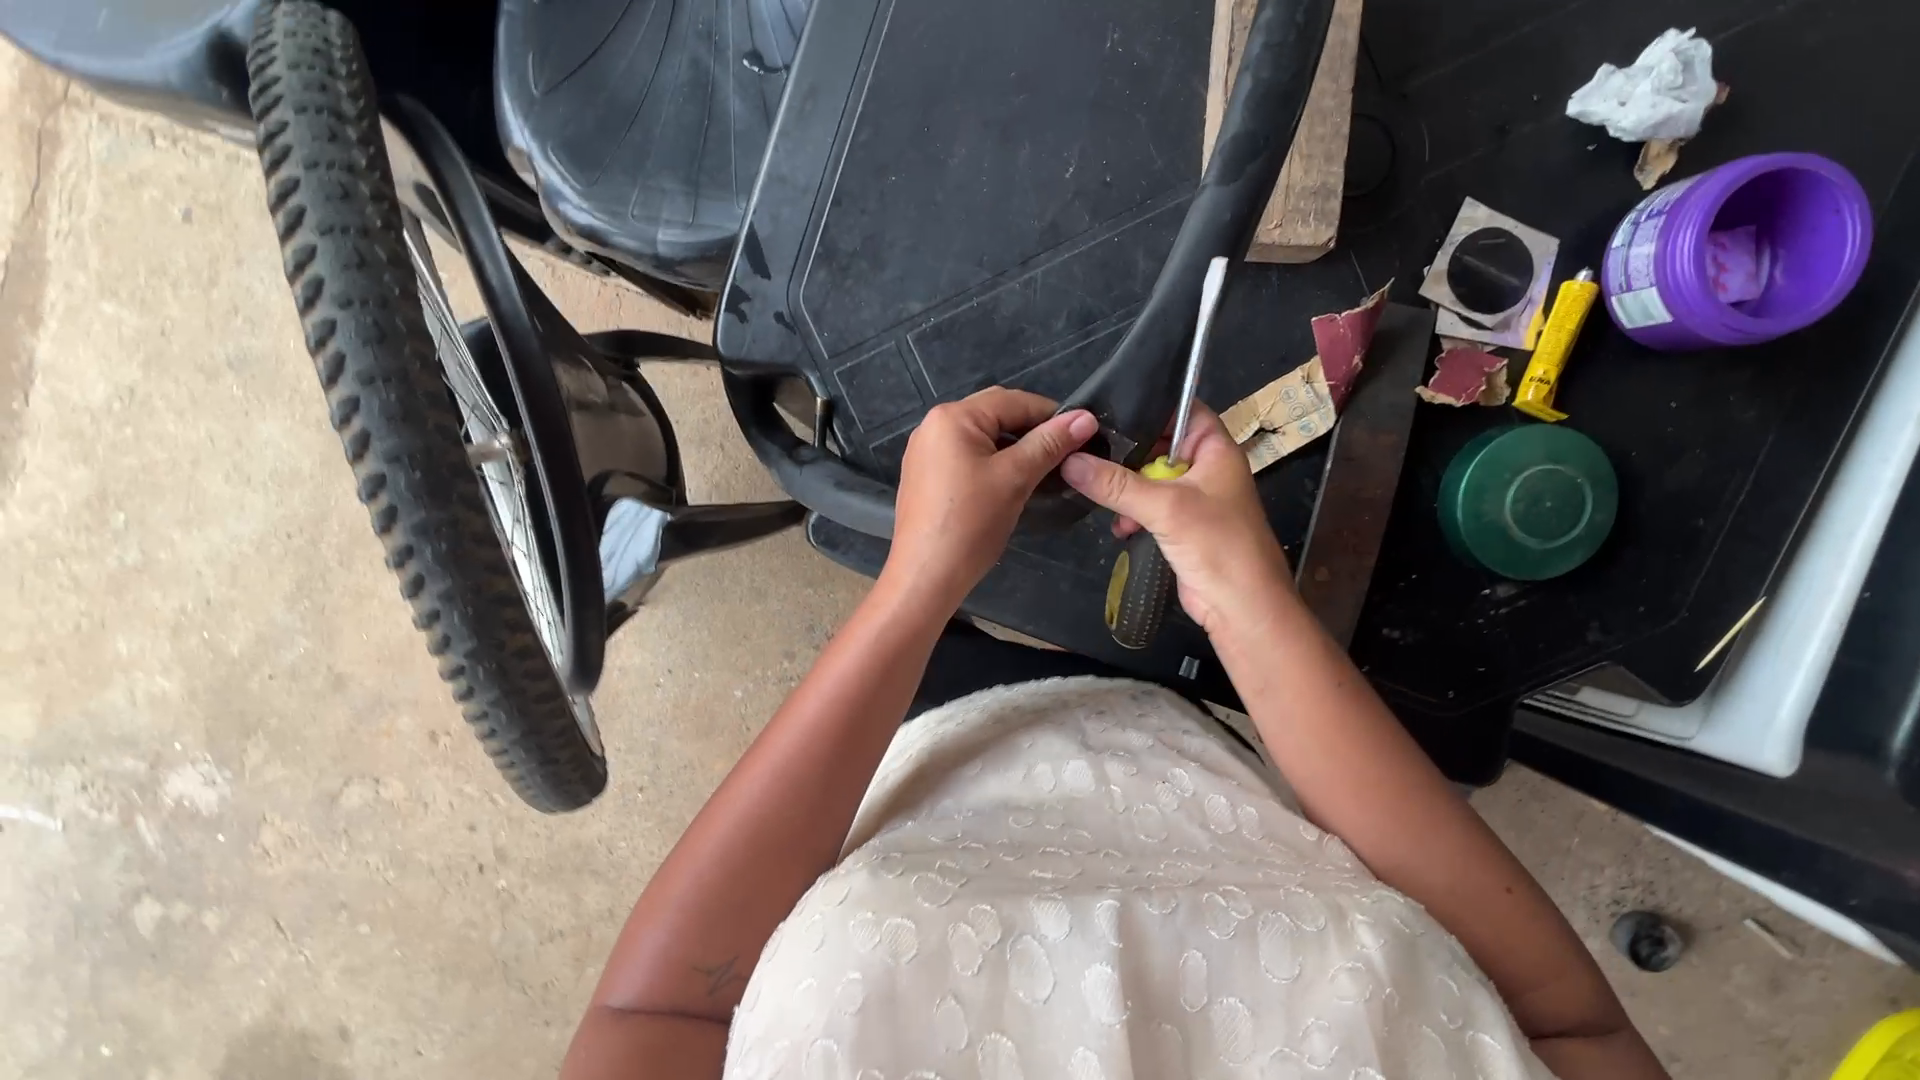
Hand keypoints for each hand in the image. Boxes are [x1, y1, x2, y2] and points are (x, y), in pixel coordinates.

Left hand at [883, 388, 1098, 611]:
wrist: (926, 576)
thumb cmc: (971, 523)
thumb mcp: (1015, 478)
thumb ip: (1049, 444)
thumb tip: (1085, 418)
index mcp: (953, 417)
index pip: (1013, 400)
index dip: (1051, 414)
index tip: (1082, 434)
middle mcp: (933, 426)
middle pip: (994, 415)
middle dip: (1031, 430)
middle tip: (1065, 453)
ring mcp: (924, 452)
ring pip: (981, 438)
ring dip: (1013, 448)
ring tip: (1044, 469)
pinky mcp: (924, 477)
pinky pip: (965, 457)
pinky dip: (991, 463)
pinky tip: (1010, 484)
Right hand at [1059, 403, 1294, 636]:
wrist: (1242, 607)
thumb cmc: (1217, 544)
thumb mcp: (1164, 507)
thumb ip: (1115, 483)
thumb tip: (1069, 461)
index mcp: (1215, 449)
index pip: (1182, 409)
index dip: (1149, 406)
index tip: (1107, 408)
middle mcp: (1206, 467)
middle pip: (1159, 445)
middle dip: (1127, 454)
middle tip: (1088, 451)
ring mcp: (1195, 498)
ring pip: (1151, 479)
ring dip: (1126, 490)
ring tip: (1101, 496)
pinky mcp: (1183, 527)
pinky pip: (1151, 508)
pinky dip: (1133, 514)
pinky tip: (1120, 527)